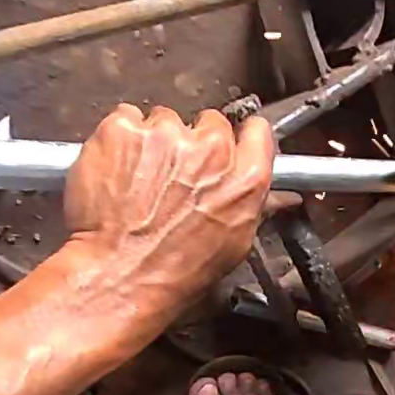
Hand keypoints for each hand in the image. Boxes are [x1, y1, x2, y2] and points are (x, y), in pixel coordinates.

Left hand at [63, 104, 275, 302]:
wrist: (122, 275)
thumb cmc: (177, 271)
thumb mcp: (234, 244)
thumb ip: (250, 204)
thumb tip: (275, 197)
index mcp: (245, 180)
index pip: (257, 131)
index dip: (242, 138)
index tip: (231, 145)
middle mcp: (211, 151)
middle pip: (210, 123)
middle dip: (195, 143)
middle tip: (177, 177)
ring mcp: (166, 136)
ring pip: (165, 120)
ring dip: (156, 143)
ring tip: (142, 182)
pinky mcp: (124, 130)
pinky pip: (125, 119)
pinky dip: (120, 141)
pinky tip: (119, 173)